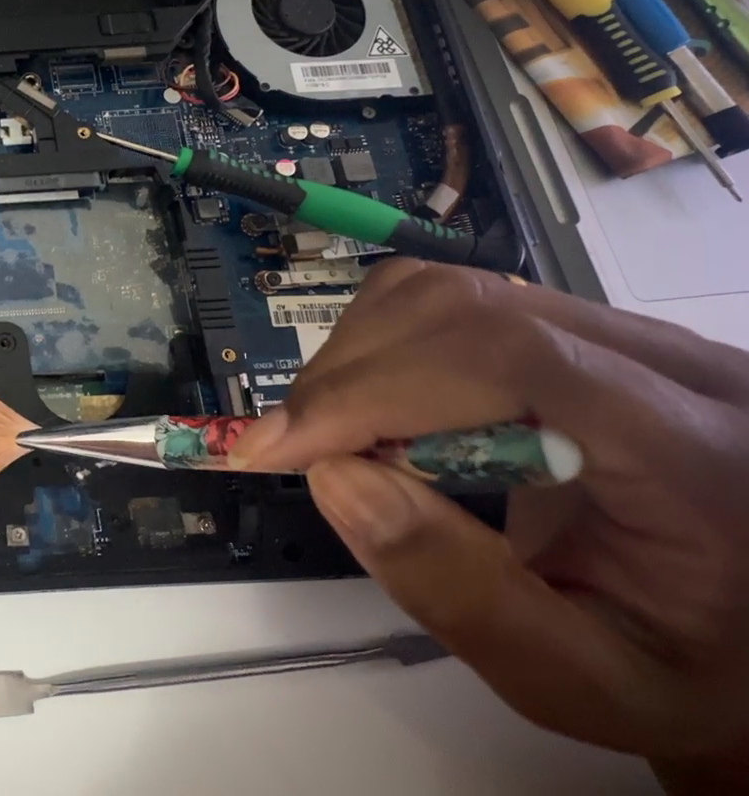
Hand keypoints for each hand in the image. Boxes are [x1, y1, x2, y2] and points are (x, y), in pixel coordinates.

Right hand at [229, 260, 748, 791]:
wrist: (741, 630)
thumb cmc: (673, 671)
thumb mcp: (582, 682)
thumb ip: (462, 594)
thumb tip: (333, 477)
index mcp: (710, 457)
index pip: (507, 359)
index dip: (368, 389)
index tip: (274, 450)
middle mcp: (680, 369)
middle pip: (459, 312)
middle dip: (343, 381)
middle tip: (292, 454)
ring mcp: (631, 338)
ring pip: (441, 293)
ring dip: (354, 361)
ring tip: (337, 438)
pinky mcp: (582, 331)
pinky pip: (449, 302)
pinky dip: (378, 348)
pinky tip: (378, 412)